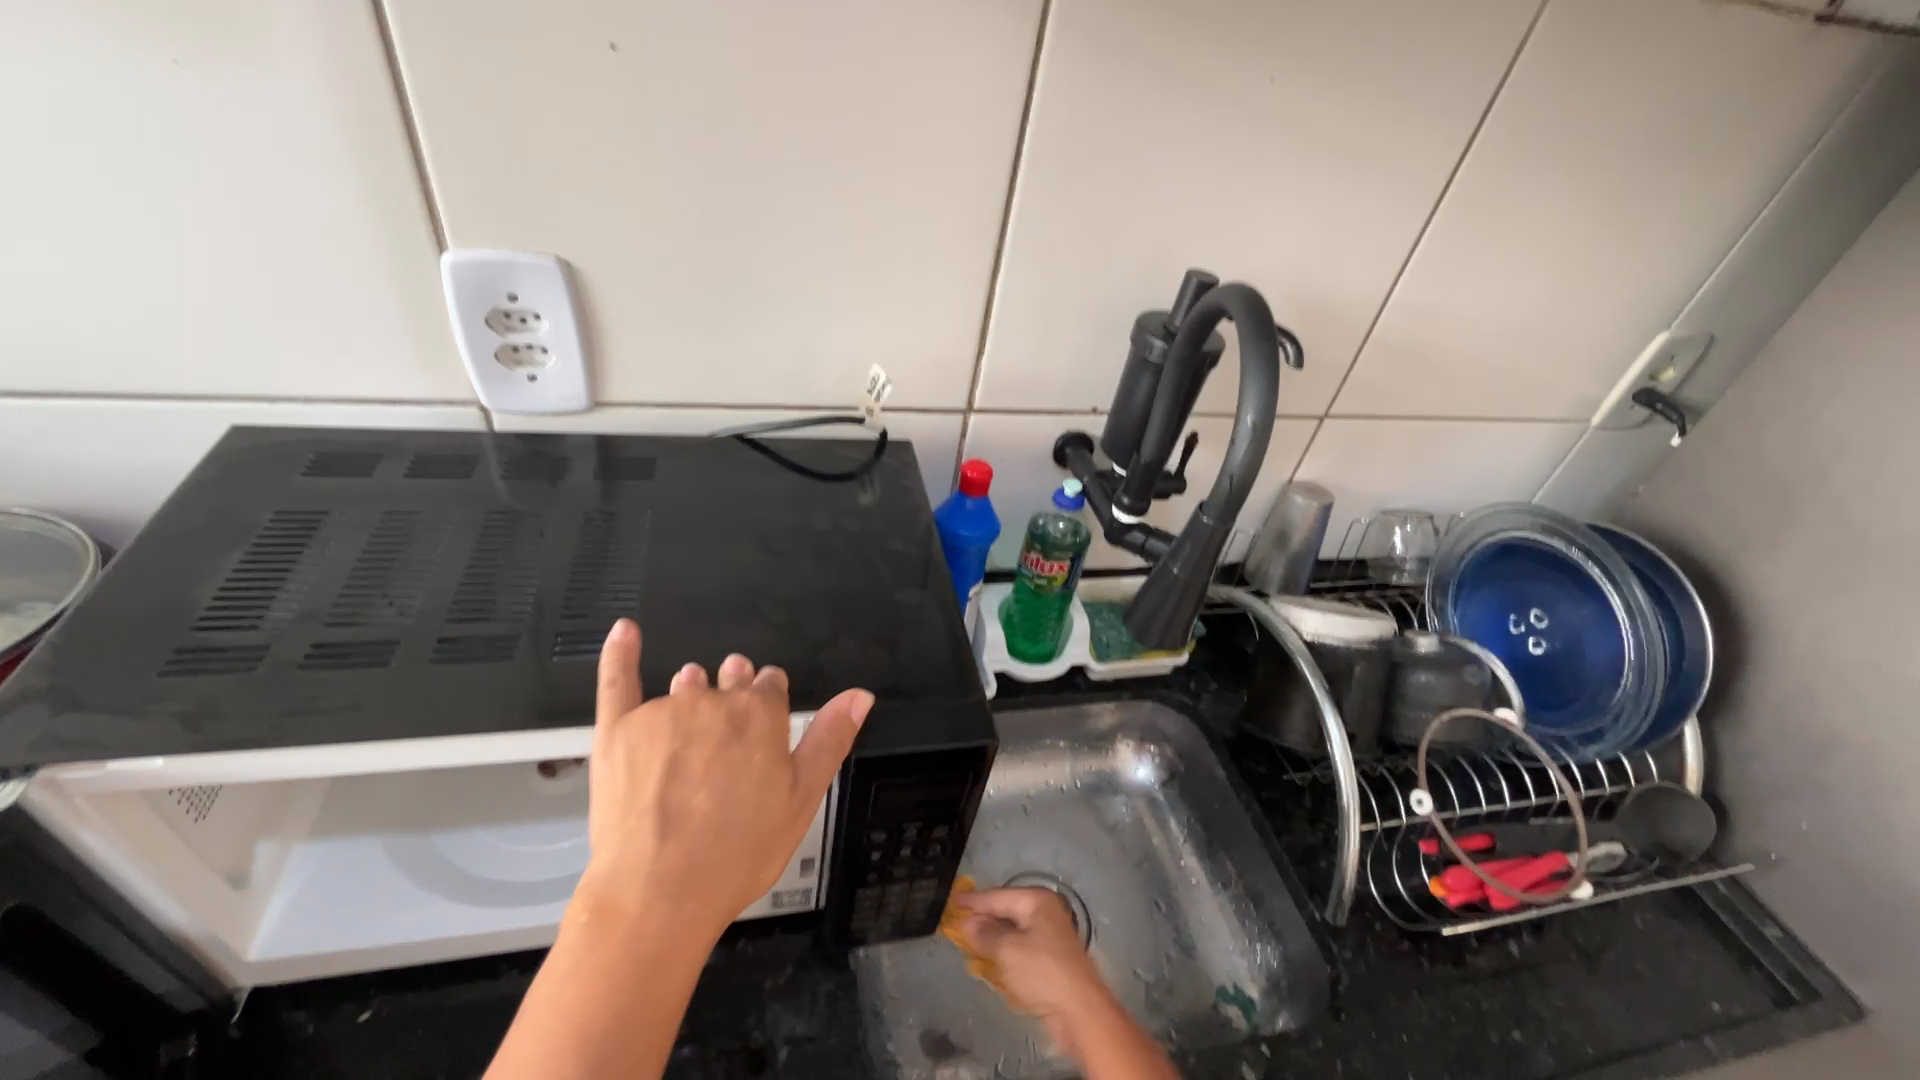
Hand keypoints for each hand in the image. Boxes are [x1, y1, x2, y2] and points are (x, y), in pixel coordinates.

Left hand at [580, 619, 873, 939]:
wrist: (660, 891)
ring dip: (694, 688)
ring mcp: (663, 712)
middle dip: (735, 691)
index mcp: (762, 714)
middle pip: (730, 679)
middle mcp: (714, 701)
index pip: (772, 685)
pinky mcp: (619, 728)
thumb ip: (831, 738)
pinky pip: (618, 679)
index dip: (771, 702)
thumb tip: (859, 696)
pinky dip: (620, 652)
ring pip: (686, 684)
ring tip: (693, 717)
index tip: (767, 723)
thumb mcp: (802, 799)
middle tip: (731, 730)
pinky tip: (625, 632)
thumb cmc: (737, 852)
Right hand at [954, 887, 1112, 1051]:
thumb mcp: (1007, 951)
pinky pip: (1020, 947)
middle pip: (1005, 910)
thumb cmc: (1041, 973)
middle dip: (982, 918)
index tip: (952, 900)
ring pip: (1012, 930)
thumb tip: (969, 922)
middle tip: (956, 923)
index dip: (973, 900)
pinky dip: (1004, 952)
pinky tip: (989, 959)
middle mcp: (1044, 912)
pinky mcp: (1049, 958)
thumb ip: (985, 934)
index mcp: (1036, 901)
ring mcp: (1049, 935)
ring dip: (991, 937)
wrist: (1080, 1012)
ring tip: (967, 941)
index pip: (997, 895)